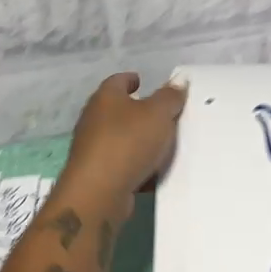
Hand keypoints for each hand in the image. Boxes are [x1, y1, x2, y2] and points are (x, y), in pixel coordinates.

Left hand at [62, 72, 187, 202]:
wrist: (99, 192)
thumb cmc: (128, 142)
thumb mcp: (158, 114)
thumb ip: (170, 97)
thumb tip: (178, 81)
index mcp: (106, 98)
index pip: (117, 81)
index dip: (130, 79)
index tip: (141, 80)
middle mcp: (93, 120)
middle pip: (117, 109)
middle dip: (137, 110)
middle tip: (161, 114)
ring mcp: (92, 148)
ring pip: (119, 138)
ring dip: (137, 140)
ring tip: (162, 144)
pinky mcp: (96, 173)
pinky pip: (121, 164)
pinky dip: (135, 165)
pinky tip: (152, 172)